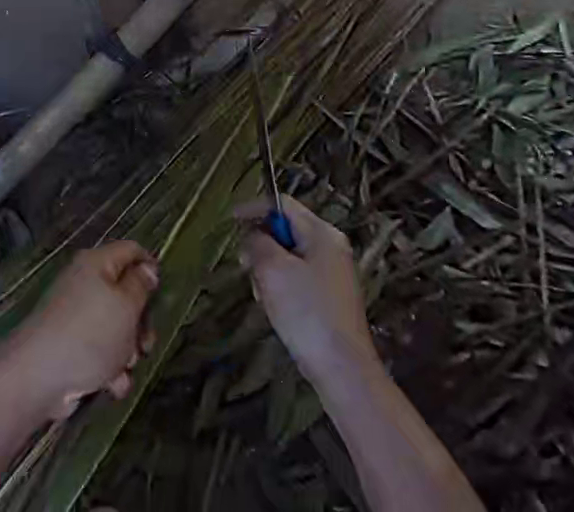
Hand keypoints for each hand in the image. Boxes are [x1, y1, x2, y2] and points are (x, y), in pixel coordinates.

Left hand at [1, 241, 159, 420]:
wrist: (39, 376)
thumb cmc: (90, 333)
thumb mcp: (126, 305)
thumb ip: (140, 285)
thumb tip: (146, 269)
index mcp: (96, 264)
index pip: (130, 250)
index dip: (150, 266)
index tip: (162, 291)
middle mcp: (84, 284)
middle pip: (125, 294)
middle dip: (141, 322)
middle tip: (146, 343)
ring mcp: (76, 316)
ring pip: (117, 327)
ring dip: (128, 350)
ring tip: (126, 366)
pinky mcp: (71, 346)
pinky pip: (101, 352)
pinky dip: (111, 369)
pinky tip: (112, 385)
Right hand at [235, 195, 375, 384]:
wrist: (342, 368)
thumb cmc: (306, 311)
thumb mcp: (273, 269)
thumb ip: (258, 241)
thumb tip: (254, 235)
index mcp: (322, 233)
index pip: (283, 205)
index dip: (254, 208)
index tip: (231, 220)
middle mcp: (331, 248)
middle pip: (286, 230)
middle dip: (261, 244)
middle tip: (245, 265)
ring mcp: (332, 273)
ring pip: (288, 256)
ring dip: (268, 269)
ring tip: (261, 293)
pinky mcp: (329, 297)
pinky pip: (297, 277)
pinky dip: (280, 285)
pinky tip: (274, 308)